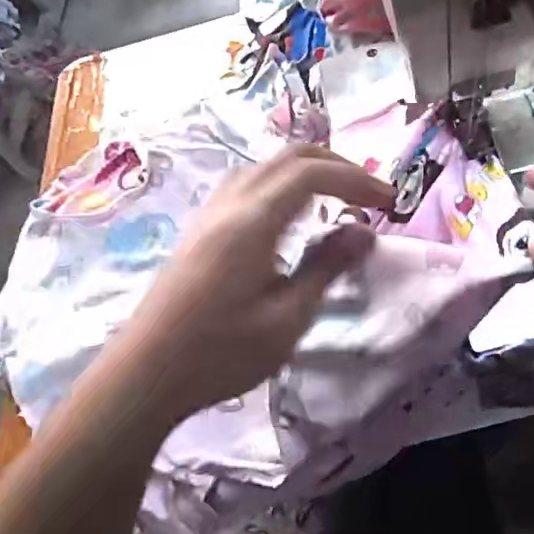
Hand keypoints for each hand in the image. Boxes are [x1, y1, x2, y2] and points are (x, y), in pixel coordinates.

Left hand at [100, 144, 393, 421]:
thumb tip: (364, 232)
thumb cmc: (220, 355)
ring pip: (266, 166)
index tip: (389, 201)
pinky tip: (293, 217)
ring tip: (338, 201)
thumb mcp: (288, 319)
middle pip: (290, 156)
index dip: (357, 179)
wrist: (144, 376)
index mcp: (252, 223)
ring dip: (308, 172)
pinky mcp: (200, 229)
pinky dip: (283, 185)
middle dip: (338, 166)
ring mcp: (210, 214)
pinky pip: (248, 185)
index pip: (312, 174)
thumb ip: (327, 267)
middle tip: (370, 195)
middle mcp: (229, 205)